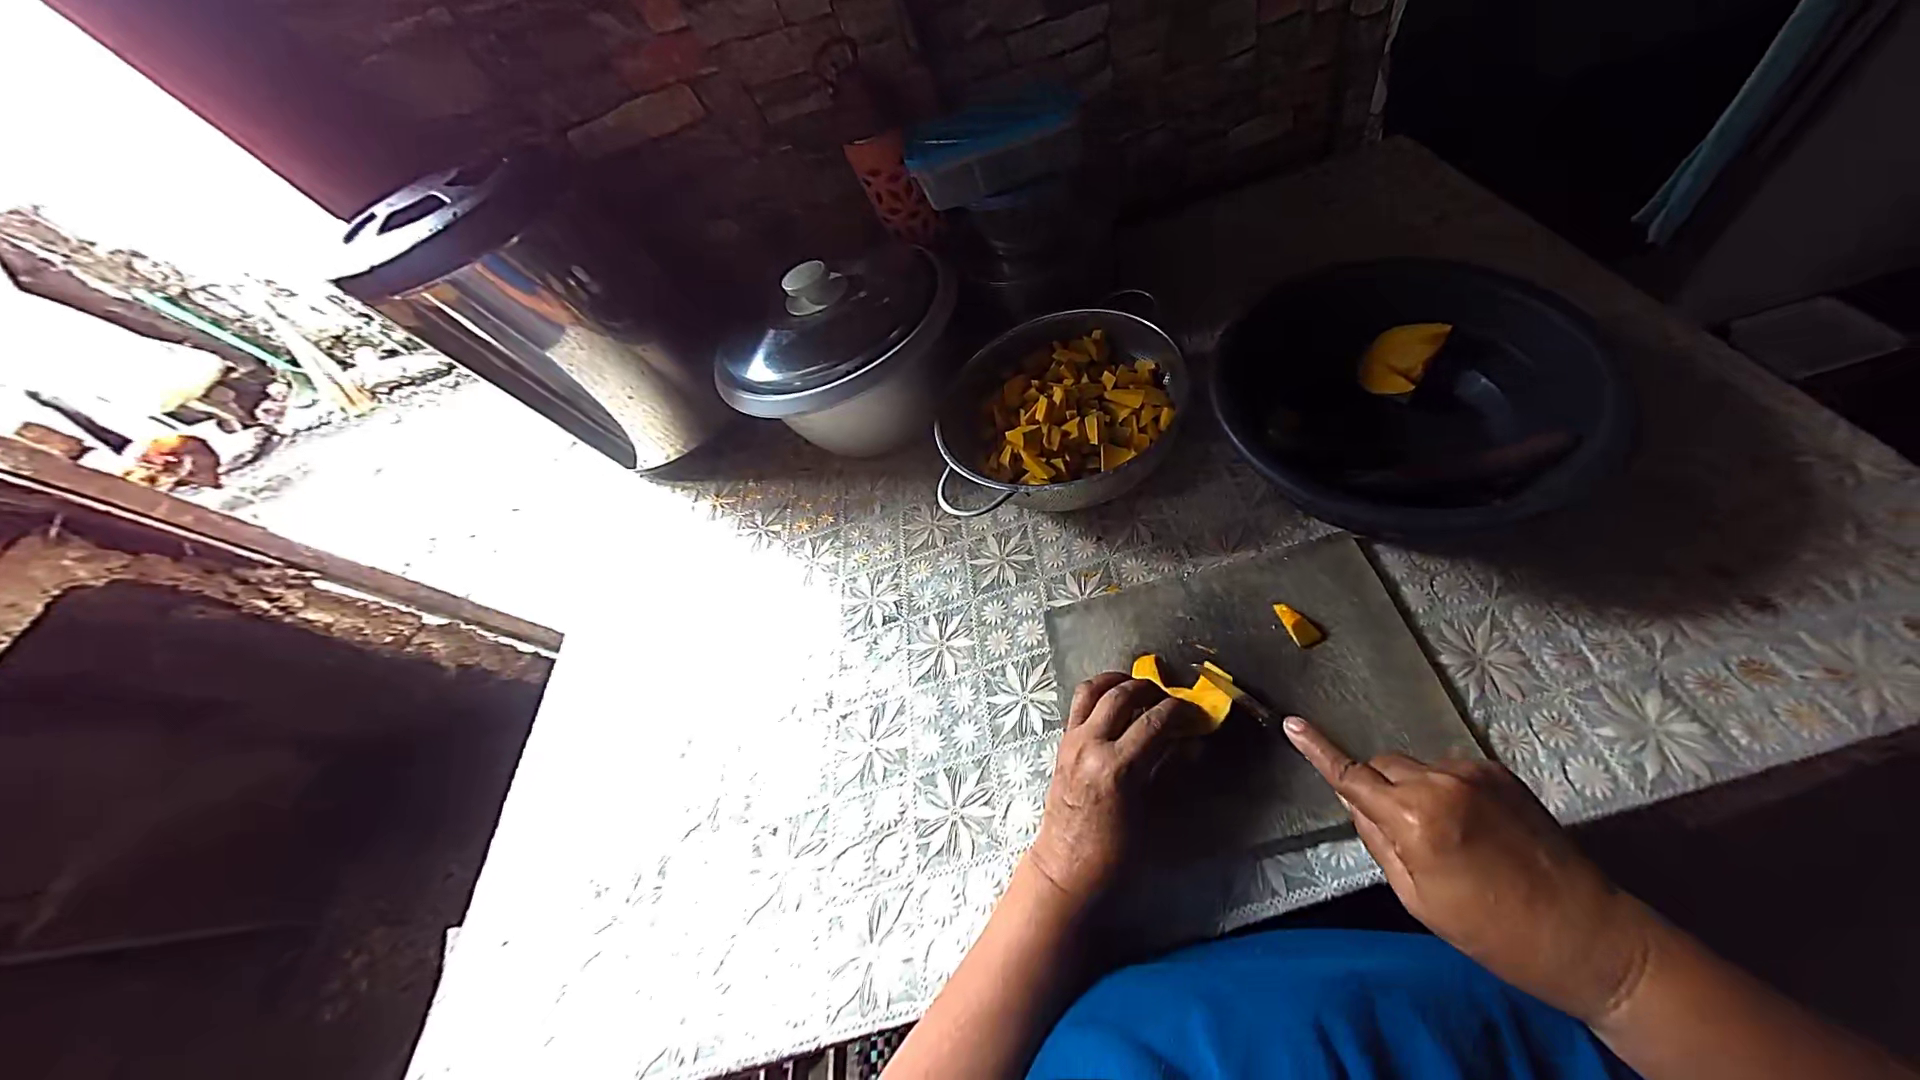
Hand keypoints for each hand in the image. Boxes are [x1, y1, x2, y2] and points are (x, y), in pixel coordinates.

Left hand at [1025, 674, 1194, 903]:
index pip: (1155, 721)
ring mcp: (1072, 740)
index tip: (1196, 711)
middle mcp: (1090, 744)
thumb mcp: (1151, 813)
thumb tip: (1192, 741)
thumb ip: (1170, 769)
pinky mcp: (1062, 742)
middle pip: (1123, 695)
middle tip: (1171, 698)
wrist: (1067, 866)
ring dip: (1120, 682)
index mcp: (1116, 766)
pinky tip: (1115, 702)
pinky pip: (1079, 704)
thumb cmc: (1115, 852)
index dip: (1181, 711)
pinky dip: (1099, 694)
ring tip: (1142, 689)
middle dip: (1152, 690)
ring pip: (1094, 689)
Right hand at [1283, 715, 1657, 1024]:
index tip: (1292, 724)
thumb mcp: (1417, 898)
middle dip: (1379, 789)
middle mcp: (1441, 784)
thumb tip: (1353, 799)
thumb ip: (1377, 840)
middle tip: (1402, 834)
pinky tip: (1474, 825)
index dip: (1317, 750)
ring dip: (1414, 790)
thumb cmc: (1494, 932)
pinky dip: (1446, 790)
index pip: (1350, 776)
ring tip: (1449, 836)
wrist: (1594, 939)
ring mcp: (1474, 775)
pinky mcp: (1500, 773)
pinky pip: (1448, 771)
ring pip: (1414, 768)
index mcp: (1414, 819)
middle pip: (1382, 767)